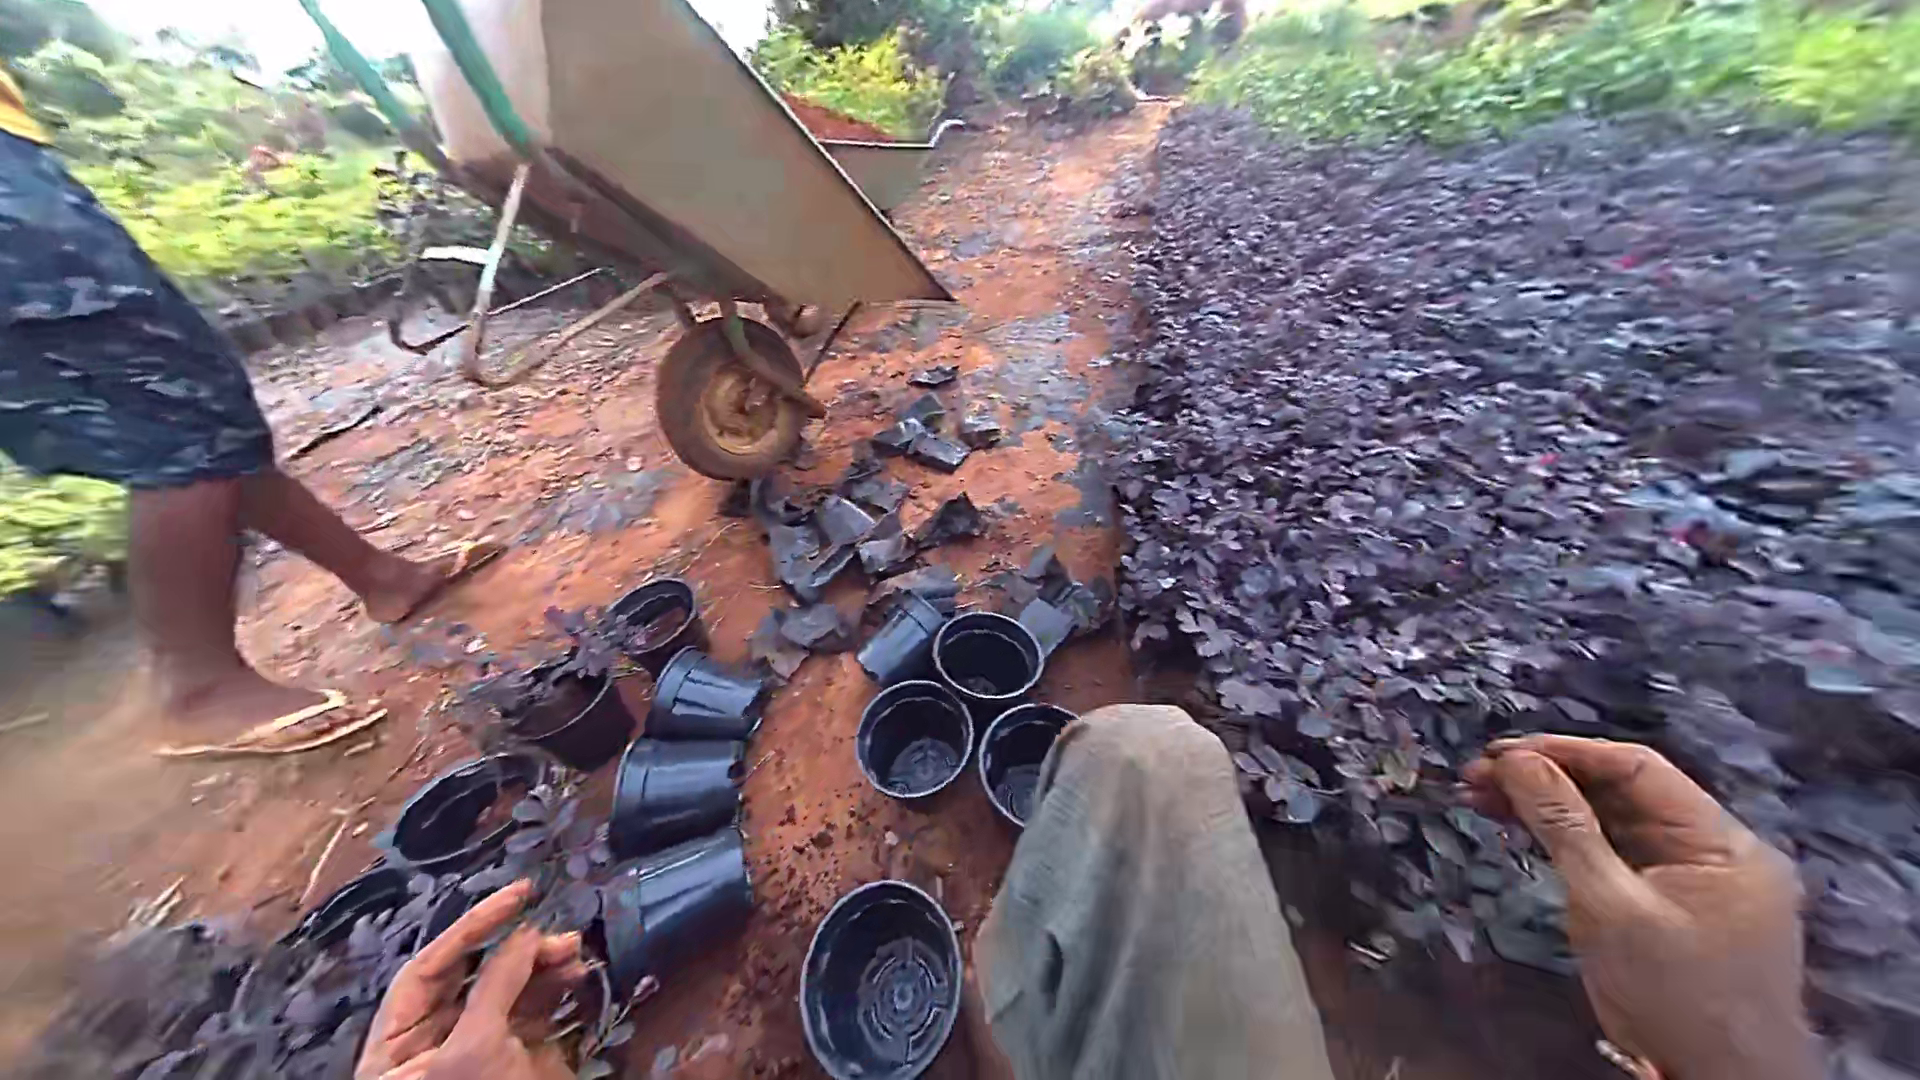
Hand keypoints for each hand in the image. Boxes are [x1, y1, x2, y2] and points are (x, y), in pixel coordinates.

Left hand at [356, 880, 588, 1079]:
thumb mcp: (473, 1052)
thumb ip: (496, 984)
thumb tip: (524, 931)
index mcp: (398, 1049)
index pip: (428, 970)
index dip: (472, 927)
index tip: (520, 894)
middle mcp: (436, 1039)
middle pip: (476, 971)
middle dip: (519, 946)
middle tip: (557, 936)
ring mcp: (480, 1043)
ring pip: (512, 981)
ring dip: (546, 960)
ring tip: (575, 954)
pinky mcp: (518, 1049)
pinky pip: (537, 1001)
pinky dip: (559, 982)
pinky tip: (577, 974)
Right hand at [1463, 735, 1817, 1079]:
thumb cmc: (1671, 991)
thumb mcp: (1609, 902)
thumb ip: (1563, 825)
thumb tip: (1514, 758)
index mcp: (1719, 844)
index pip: (1637, 768)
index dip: (1565, 751)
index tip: (1499, 753)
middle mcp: (1701, 846)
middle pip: (1611, 786)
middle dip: (1538, 774)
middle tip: (1474, 772)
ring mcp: (1674, 868)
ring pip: (1594, 809)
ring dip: (1532, 797)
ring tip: (1473, 791)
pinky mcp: (1644, 887)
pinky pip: (1590, 838)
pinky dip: (1543, 825)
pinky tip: (1498, 815)